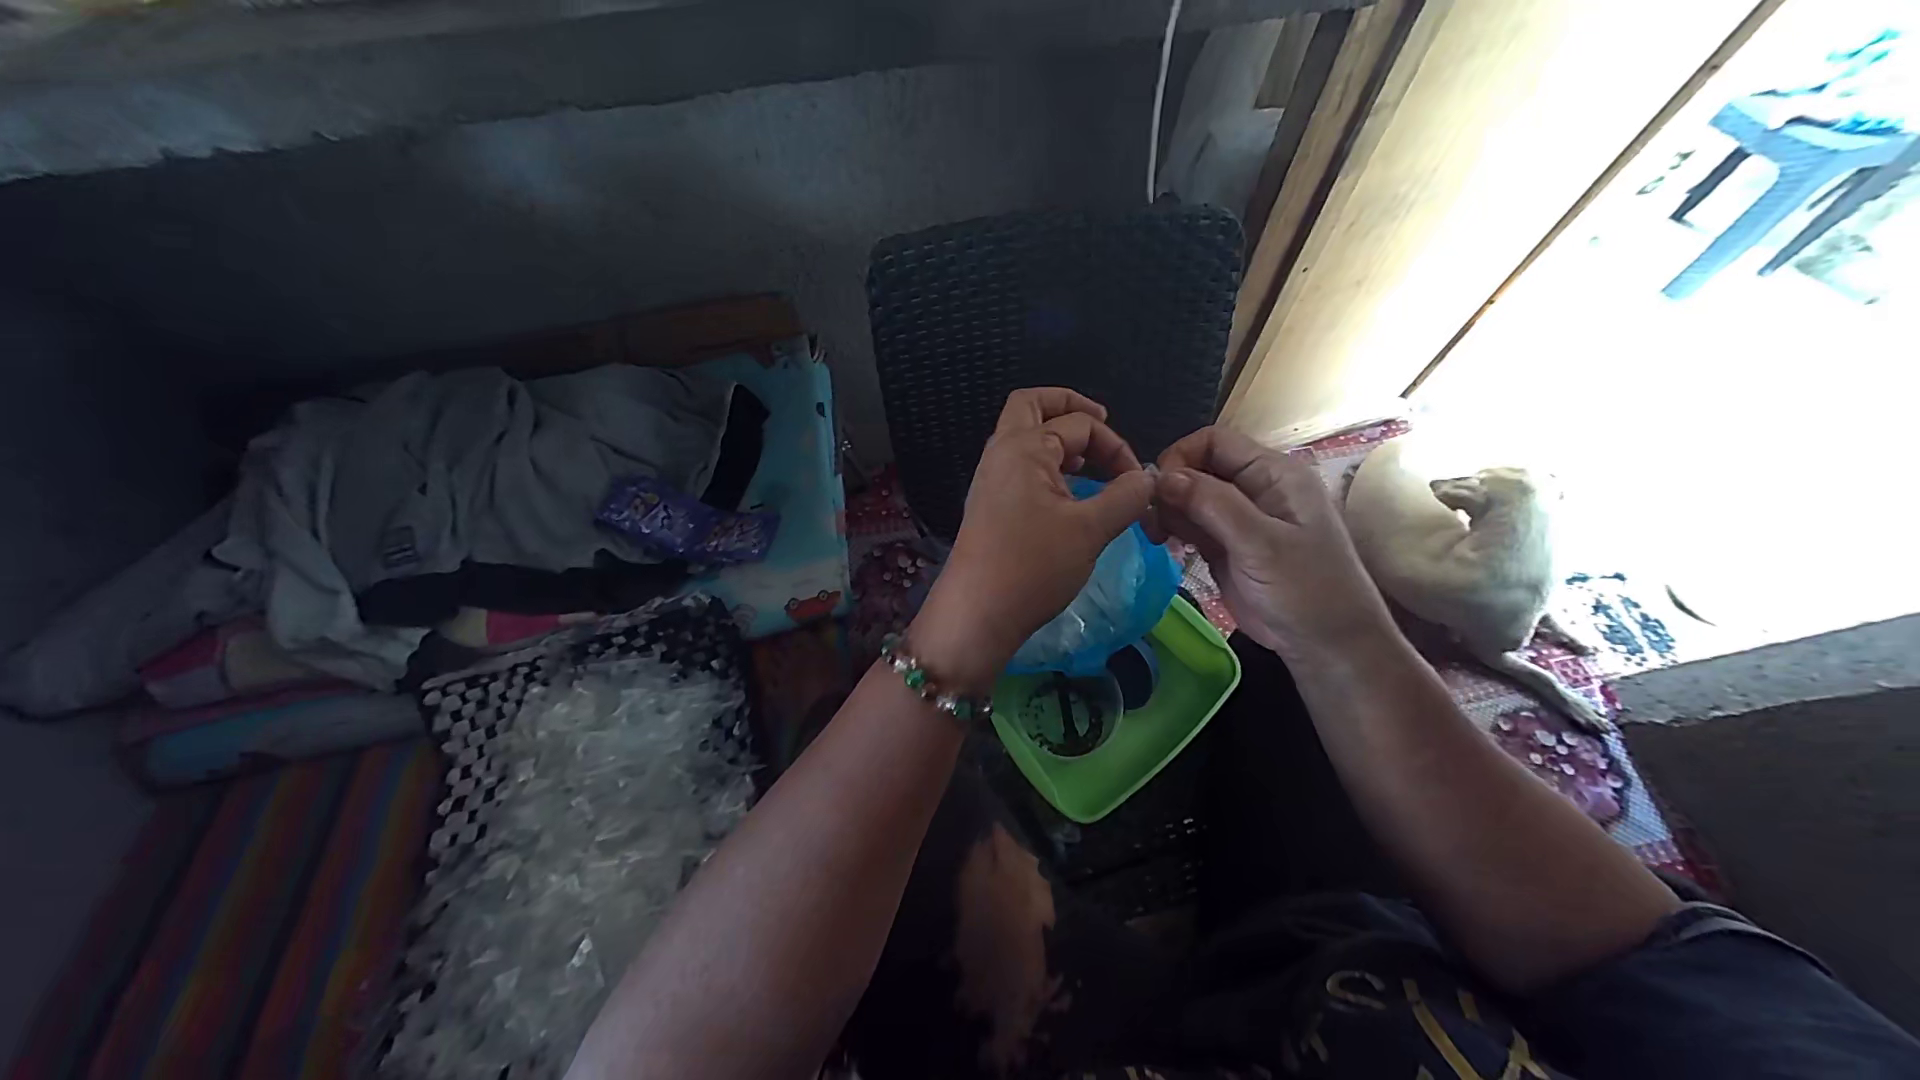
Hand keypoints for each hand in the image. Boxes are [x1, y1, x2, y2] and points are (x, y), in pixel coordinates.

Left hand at [909, 389, 1155, 692]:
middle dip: (1070, 408)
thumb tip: (1149, 477)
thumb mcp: (1091, 530)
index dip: (1117, 447)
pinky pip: (1020, 466)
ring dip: (1059, 439)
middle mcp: (1001, 453)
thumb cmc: (1033, 566)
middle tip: (1103, 421)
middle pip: (1032, 406)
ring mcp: (990, 478)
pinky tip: (1069, 491)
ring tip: (1091, 462)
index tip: (1137, 483)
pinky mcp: (989, 504)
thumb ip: (1126, 496)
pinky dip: (1047, 464)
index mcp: (1023, 447)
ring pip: (1024, 436)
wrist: (977, 613)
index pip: (1081, 425)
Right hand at [1149, 426, 1394, 663]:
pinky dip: (1172, 529)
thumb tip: (1161, 476)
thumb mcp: (1261, 543)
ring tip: (1156, 536)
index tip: (1159, 489)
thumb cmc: (1306, 589)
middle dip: (1169, 487)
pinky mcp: (1224, 545)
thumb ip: (1212, 505)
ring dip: (1166, 510)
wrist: (1325, 644)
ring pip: (1188, 497)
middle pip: (1197, 468)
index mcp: (1273, 473)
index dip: (1182, 456)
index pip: (1215, 441)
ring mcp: (1237, 518)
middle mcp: (1254, 488)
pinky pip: (1190, 524)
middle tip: (1151, 520)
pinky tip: (1164, 544)